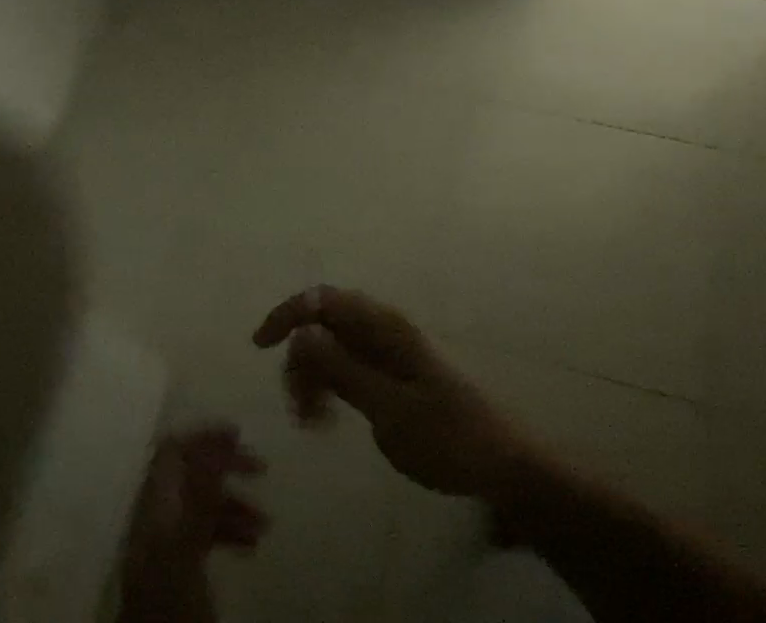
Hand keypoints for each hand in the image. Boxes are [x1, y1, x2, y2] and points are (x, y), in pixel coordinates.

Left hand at [118, 426, 267, 622]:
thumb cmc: (170, 600)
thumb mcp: (186, 545)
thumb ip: (197, 495)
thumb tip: (212, 443)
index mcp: (152, 506)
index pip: (171, 453)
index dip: (202, 438)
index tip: (238, 434)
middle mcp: (155, 518)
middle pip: (188, 475)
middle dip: (224, 468)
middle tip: (261, 468)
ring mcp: (166, 544)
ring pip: (200, 507)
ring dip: (233, 505)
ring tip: (265, 523)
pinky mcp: (178, 569)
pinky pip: (204, 536)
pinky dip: (228, 532)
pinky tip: (250, 545)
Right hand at [252, 285, 530, 497]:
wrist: (505, 467)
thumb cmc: (449, 437)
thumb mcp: (389, 408)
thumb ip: (342, 369)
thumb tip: (301, 332)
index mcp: (386, 328)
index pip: (323, 299)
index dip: (287, 314)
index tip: (260, 347)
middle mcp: (385, 332)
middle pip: (323, 325)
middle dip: (300, 360)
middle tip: (300, 410)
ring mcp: (389, 354)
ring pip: (332, 349)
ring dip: (312, 379)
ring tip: (316, 424)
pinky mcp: (393, 378)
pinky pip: (347, 369)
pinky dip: (330, 388)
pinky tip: (329, 420)